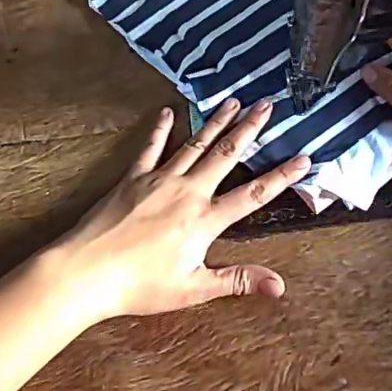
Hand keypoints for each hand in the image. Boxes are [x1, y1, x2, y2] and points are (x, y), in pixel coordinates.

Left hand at [42, 99, 311, 321]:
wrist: (87, 270)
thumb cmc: (140, 285)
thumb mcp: (193, 289)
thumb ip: (237, 281)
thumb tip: (279, 285)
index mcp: (204, 220)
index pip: (253, 195)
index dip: (282, 176)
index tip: (304, 157)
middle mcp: (187, 192)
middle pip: (226, 155)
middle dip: (249, 128)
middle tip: (267, 105)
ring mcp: (159, 180)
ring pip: (195, 144)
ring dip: (216, 122)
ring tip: (233, 101)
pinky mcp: (133, 178)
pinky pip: (151, 148)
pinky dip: (160, 130)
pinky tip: (166, 112)